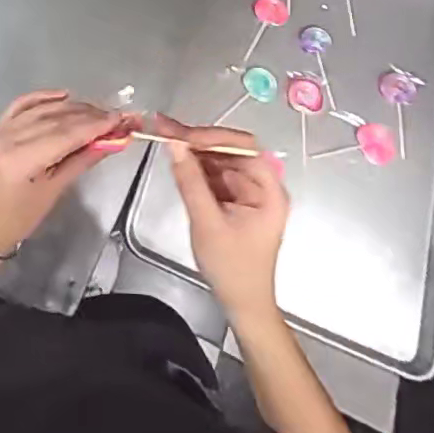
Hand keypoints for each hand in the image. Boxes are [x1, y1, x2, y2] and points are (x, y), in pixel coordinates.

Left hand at [0, 90, 128, 267]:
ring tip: (97, 110)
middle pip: (55, 119)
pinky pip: (21, 105)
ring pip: (42, 110)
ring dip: (71, 107)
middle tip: (115, 115)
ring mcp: (0, 132)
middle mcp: (8, 139)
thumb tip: (111, 142)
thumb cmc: (18, 219)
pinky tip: (63, 95)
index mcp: (21, 160)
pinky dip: (42, 98)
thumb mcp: (53, 192)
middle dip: (88, 115)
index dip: (95, 125)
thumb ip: (81, 161)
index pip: (65, 134)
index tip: (120, 119)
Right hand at [155, 114, 287, 317]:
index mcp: (269, 190)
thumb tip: (175, 145)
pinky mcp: (234, 200)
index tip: (180, 134)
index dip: (212, 137)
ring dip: (194, 151)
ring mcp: (247, 192)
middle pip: (231, 150)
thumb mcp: (207, 223)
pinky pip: (214, 175)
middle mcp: (262, 185)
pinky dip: (196, 167)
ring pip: (220, 160)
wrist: (243, 303)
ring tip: (164, 137)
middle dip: (198, 140)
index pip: (243, 147)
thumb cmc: (232, 267)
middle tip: (164, 129)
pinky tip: (177, 159)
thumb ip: (191, 182)